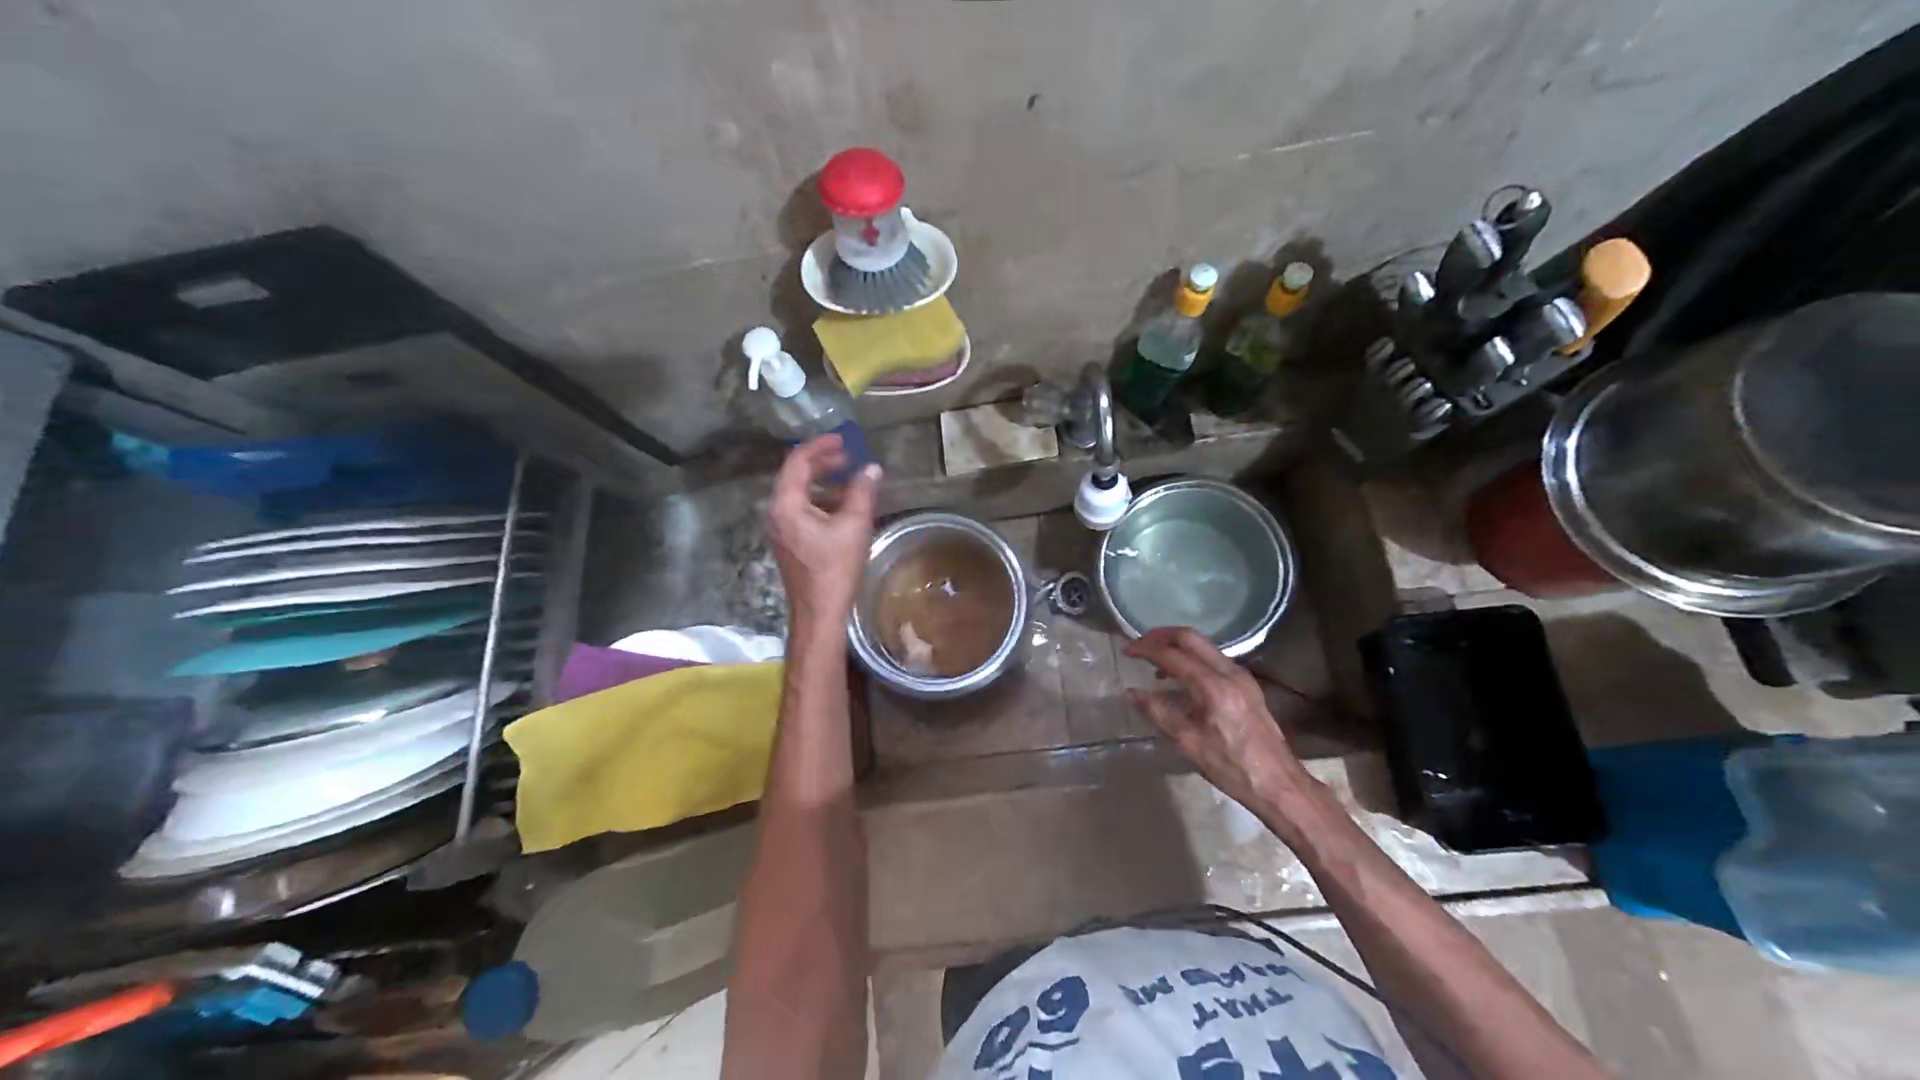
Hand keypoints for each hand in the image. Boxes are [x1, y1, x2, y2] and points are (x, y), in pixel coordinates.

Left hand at [768, 435, 881, 637]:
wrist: (819, 613)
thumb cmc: (835, 569)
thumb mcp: (854, 526)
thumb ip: (862, 492)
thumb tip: (872, 469)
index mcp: (786, 505)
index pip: (798, 462)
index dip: (820, 446)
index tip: (842, 439)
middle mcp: (777, 513)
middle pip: (796, 476)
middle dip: (823, 463)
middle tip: (849, 456)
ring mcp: (781, 529)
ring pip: (800, 495)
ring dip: (824, 483)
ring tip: (852, 480)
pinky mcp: (790, 543)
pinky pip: (802, 511)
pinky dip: (822, 502)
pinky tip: (845, 507)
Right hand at [1123, 627, 1306, 808]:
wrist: (1279, 784)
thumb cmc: (1231, 768)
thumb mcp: (1188, 744)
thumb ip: (1157, 713)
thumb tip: (1131, 693)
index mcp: (1213, 687)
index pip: (1173, 654)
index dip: (1146, 649)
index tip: (1127, 651)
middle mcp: (1230, 673)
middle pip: (1191, 637)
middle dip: (1161, 635)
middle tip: (1139, 644)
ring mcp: (1242, 677)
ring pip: (1204, 645)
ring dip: (1177, 646)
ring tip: (1155, 661)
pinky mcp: (1248, 686)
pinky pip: (1214, 658)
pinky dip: (1192, 657)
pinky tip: (1180, 677)